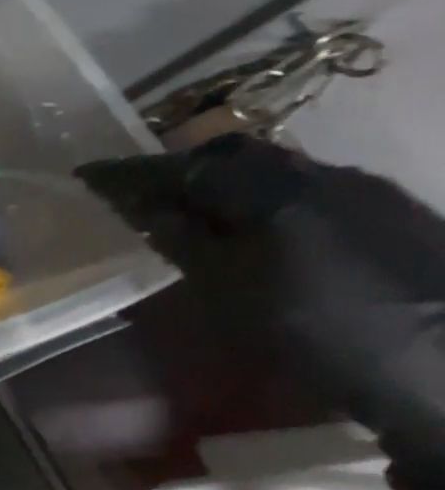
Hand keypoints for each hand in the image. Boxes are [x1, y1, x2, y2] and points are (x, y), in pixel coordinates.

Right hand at [78, 135, 444, 489]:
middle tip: (149, 195)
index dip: (128, 173)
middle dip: (185, 169)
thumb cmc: (321, 334)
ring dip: (234, 185)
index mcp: (269, 188)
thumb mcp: (228, 292)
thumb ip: (180, 239)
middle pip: (233, 155)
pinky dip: (276, 201)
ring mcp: (368, 191)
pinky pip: (317, 190)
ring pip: (279, 170)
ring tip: (207, 215)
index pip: (178, 166)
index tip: (87, 177)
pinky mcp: (402, 216)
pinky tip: (272, 233)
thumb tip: (141, 205)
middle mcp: (319, 173)